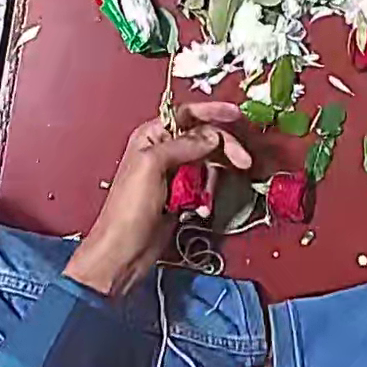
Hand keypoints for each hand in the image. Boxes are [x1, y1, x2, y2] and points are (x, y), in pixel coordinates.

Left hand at [66, 103, 252, 297]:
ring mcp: (174, 172)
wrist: (123, 255)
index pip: (187, 114)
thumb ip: (183, 145)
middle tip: (243, 160)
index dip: (212, 112)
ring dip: (216, 173)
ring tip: (212, 194)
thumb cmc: (130, 208)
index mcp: (152, 136)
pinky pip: (204, 183)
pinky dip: (208, 192)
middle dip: (224, 147)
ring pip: (207, 160)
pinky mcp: (181, 194)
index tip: (236, 115)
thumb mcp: (153, 167)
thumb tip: (213, 135)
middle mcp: (164, 149)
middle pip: (203, 137)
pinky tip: (203, 207)